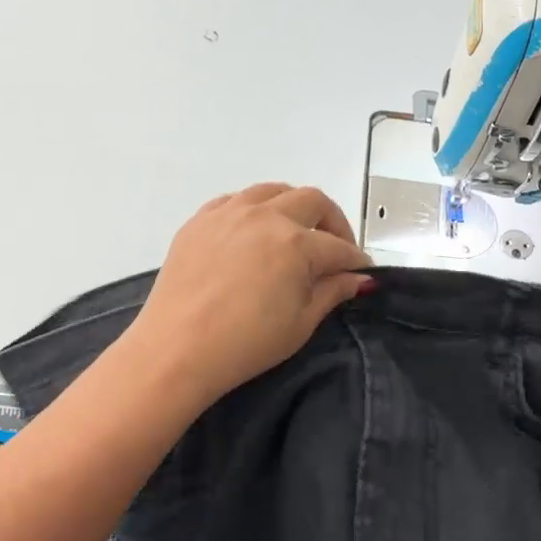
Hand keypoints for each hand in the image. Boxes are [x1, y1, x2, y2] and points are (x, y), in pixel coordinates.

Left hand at [122, 184, 371, 406]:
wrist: (177, 349)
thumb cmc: (246, 344)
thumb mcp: (300, 324)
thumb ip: (332, 293)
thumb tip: (358, 278)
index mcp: (296, 243)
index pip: (339, 247)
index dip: (356, 261)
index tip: (363, 273)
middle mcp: (265, 216)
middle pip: (312, 201)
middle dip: (332, 222)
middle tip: (335, 249)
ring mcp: (228, 214)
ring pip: (272, 191)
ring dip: (293, 206)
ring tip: (296, 231)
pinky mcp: (199, 221)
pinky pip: (234, 201)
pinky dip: (253, 209)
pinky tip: (253, 231)